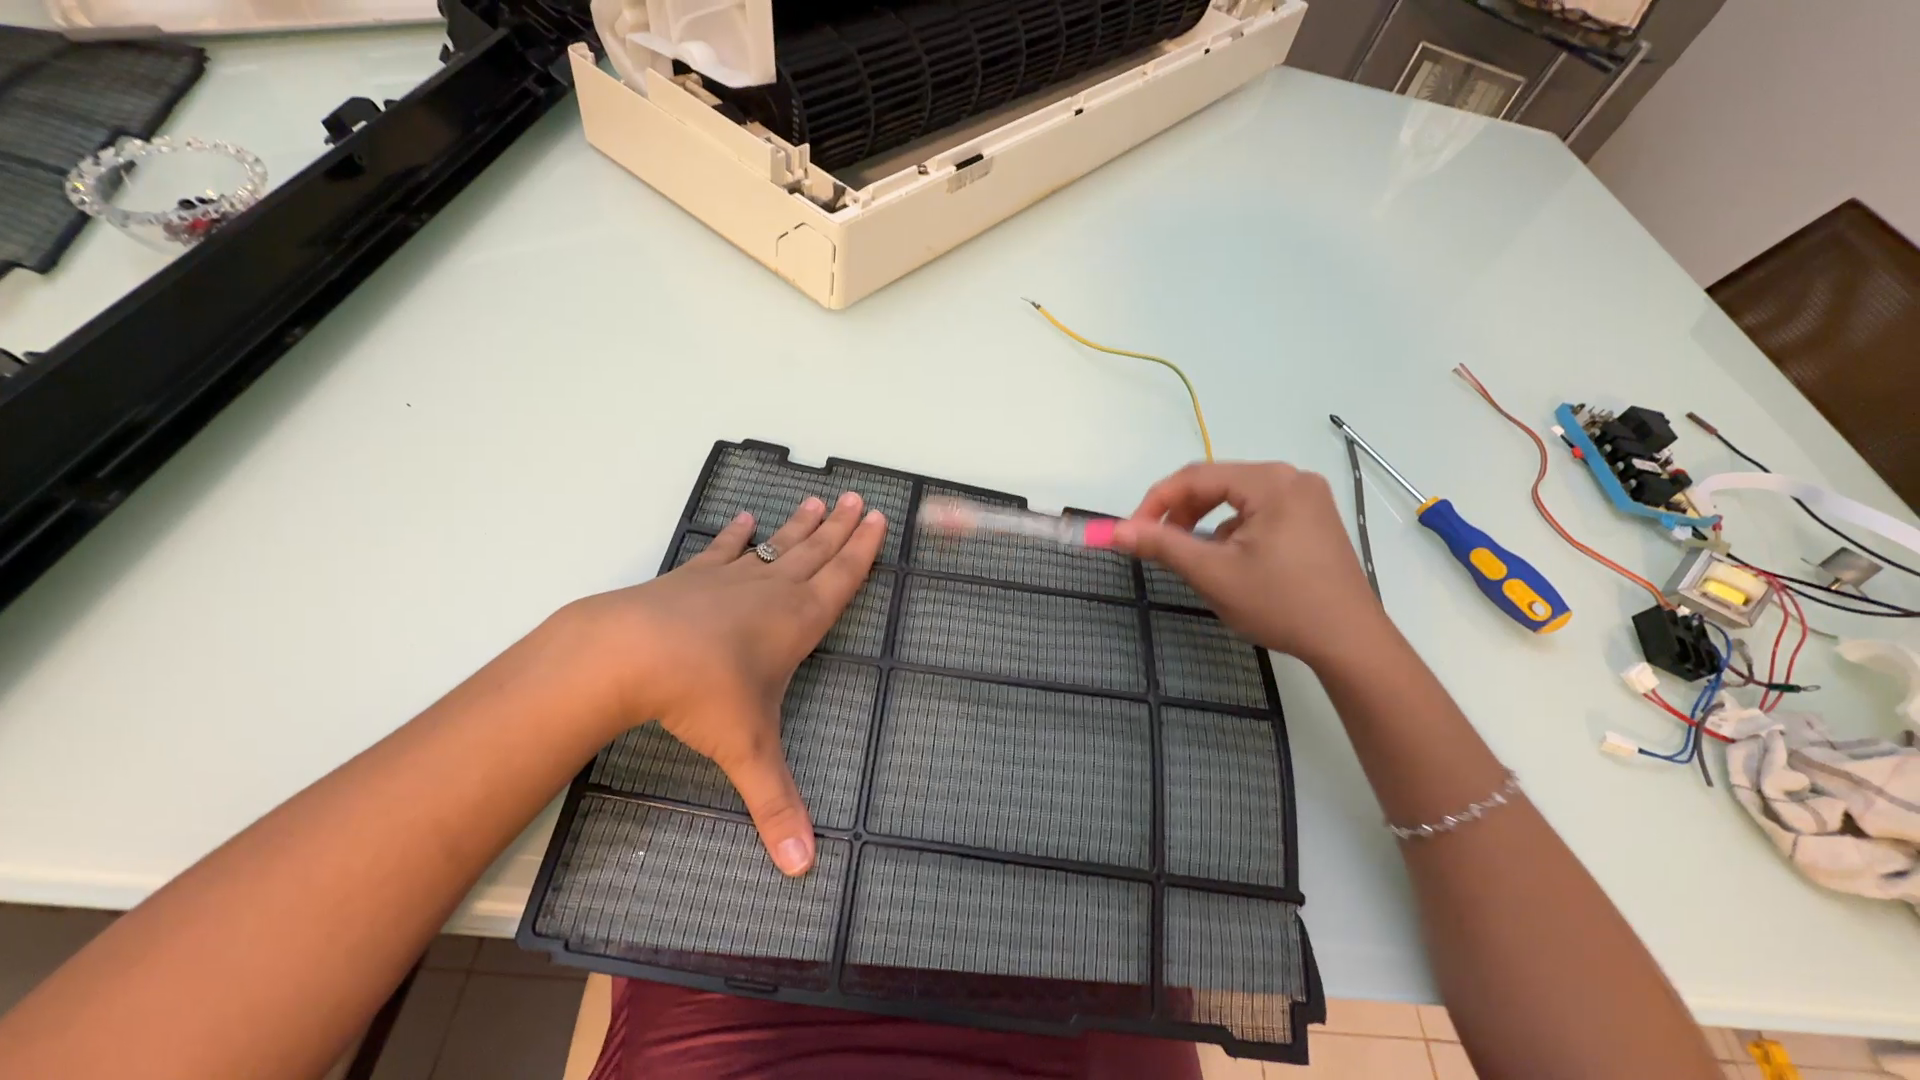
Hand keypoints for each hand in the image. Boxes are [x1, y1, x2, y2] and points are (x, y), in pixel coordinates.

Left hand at [567, 492, 885, 875]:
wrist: (628, 653)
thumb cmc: (701, 696)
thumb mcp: (747, 752)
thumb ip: (777, 806)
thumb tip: (803, 868)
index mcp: (797, 623)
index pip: (841, 580)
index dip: (862, 551)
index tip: (876, 519)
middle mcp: (771, 592)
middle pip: (815, 552)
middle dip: (839, 528)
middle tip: (856, 498)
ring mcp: (730, 579)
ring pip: (777, 546)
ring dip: (799, 525)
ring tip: (816, 500)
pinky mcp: (691, 578)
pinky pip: (723, 550)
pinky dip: (737, 536)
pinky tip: (745, 521)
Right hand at [1109, 462, 1387, 667]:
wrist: (1349, 640)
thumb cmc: (1281, 603)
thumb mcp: (1213, 574)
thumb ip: (1163, 546)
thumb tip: (1116, 531)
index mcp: (1270, 482)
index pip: (1195, 476)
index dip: (1155, 502)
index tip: (1131, 533)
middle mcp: (1292, 478)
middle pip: (1218, 483)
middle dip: (1181, 512)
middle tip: (1156, 545)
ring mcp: (1308, 498)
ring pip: (1238, 499)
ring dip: (1206, 522)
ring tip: (1193, 557)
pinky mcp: (1315, 520)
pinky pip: (1260, 512)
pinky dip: (1234, 530)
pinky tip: (1232, 562)